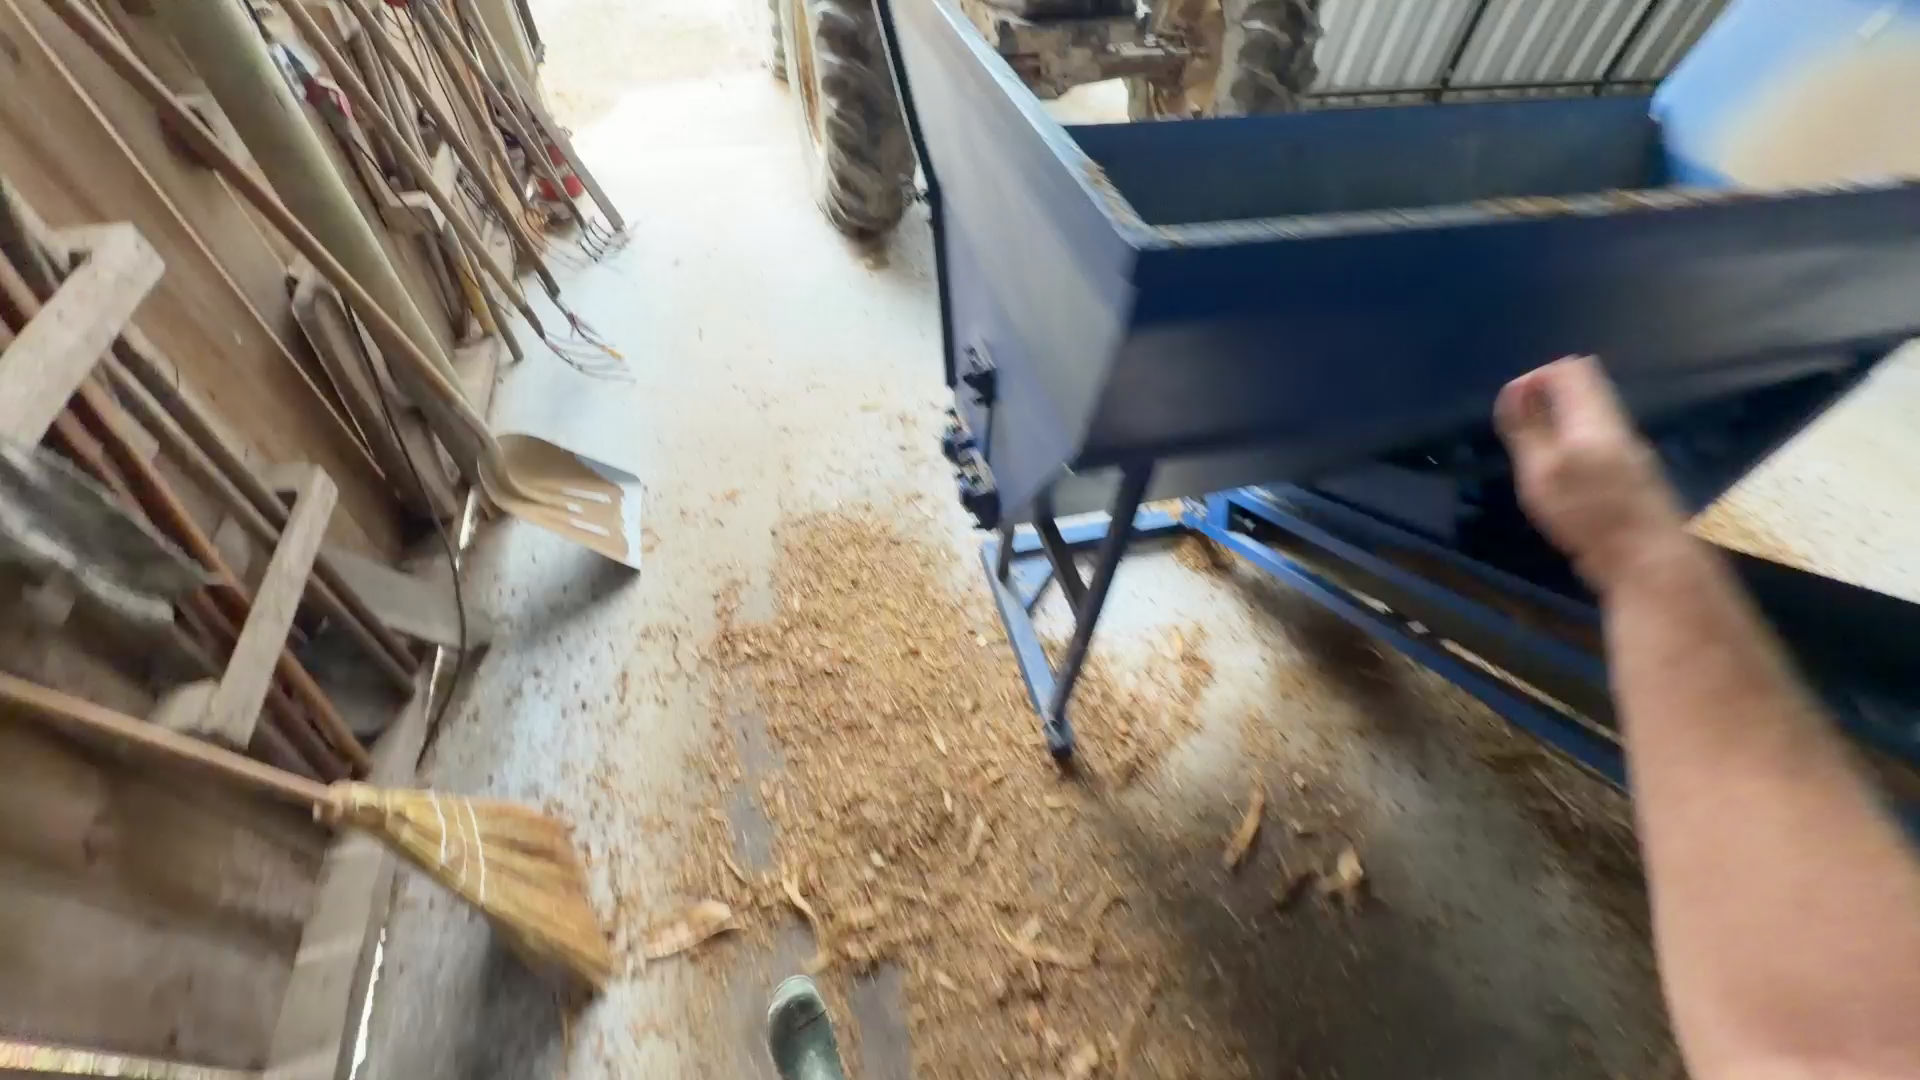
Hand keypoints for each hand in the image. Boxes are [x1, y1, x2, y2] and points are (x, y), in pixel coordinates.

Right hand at [1494, 356, 1688, 592]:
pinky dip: (1566, 449)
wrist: (1646, 558)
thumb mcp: (1542, 469)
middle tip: (1513, 433)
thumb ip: (1526, 428)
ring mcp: (1624, 451)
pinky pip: (1591, 444)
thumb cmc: (1587, 511)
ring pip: (1584, 420)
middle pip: (1580, 392)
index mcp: (1594, 418)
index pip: (1571, 370)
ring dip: (1551, 427)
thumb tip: (1515, 390)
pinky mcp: (1625, 476)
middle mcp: (1614, 426)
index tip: (1509, 407)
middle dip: (1541, 402)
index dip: (1535, 378)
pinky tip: (1554, 480)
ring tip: (1527, 457)